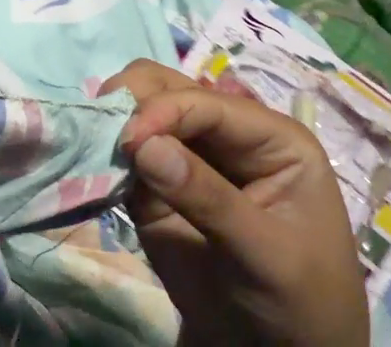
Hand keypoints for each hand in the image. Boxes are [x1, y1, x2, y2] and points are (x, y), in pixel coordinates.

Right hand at [102, 61, 368, 346]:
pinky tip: (92, 164)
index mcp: (271, 138)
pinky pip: (122, 151)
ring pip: (137, 108)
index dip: (162, 111)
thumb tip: (142, 144)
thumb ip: (208, 198)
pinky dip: (103, 151)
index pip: (206, 103)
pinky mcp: (154, 181)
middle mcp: (226, 134)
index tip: (127, 140)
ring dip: (112, 119)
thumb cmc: (298, 302)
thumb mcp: (267, 255)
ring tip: (94, 145)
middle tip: (104, 133)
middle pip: (165, 87)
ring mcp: (187, 155)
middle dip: (130, 101)